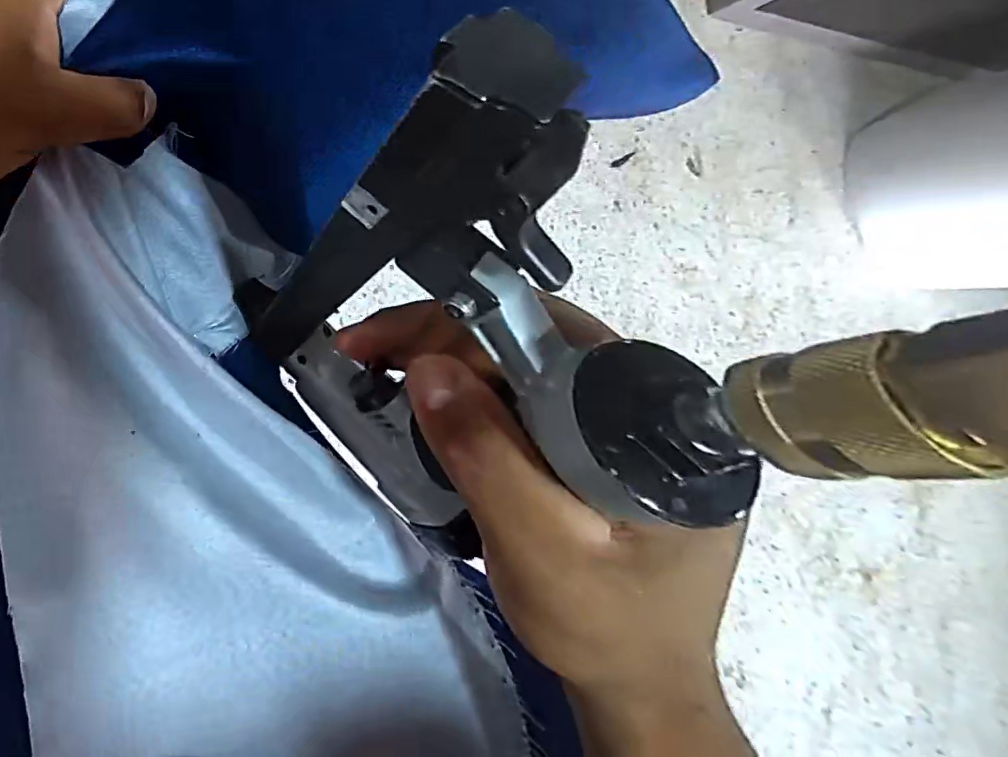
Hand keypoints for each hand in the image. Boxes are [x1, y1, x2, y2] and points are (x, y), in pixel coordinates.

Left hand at [0, 0, 154, 192]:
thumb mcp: (47, 113)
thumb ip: (115, 104)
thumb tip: (153, 99)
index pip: (118, 10)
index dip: (136, 59)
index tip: (139, 107)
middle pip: (91, 35)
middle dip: (101, 84)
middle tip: (104, 128)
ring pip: (60, 59)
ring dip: (69, 98)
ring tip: (69, 133)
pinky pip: (29, 69)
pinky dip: (40, 100)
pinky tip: (36, 129)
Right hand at [336, 300, 752, 755]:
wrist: (637, 679)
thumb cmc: (602, 624)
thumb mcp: (540, 547)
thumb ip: (487, 458)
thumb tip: (426, 368)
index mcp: (645, 416)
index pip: (537, 336)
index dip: (451, 329)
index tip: (381, 344)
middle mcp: (635, 397)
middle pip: (520, 334)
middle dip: (431, 335)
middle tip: (362, 351)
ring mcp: (609, 413)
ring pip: (512, 354)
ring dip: (440, 354)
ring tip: (380, 366)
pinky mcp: (583, 430)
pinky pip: (513, 385)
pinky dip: (461, 384)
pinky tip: (428, 397)